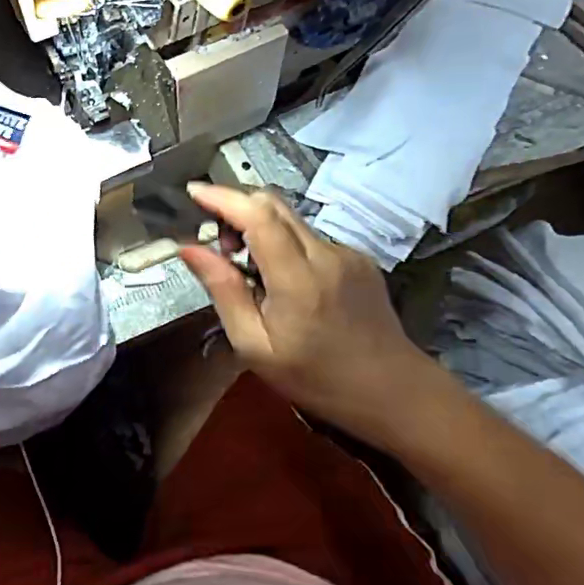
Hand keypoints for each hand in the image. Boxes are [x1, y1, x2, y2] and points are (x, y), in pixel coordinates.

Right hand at [178, 183, 448, 427]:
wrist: (393, 392)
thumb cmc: (317, 379)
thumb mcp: (255, 346)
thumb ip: (223, 291)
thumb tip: (190, 248)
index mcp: (299, 280)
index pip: (258, 216)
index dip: (223, 197)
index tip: (194, 192)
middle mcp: (326, 254)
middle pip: (273, 205)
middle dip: (236, 209)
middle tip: (219, 245)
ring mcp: (346, 252)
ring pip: (290, 219)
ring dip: (259, 229)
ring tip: (250, 272)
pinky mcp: (357, 257)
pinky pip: (309, 236)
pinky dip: (284, 244)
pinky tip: (283, 281)